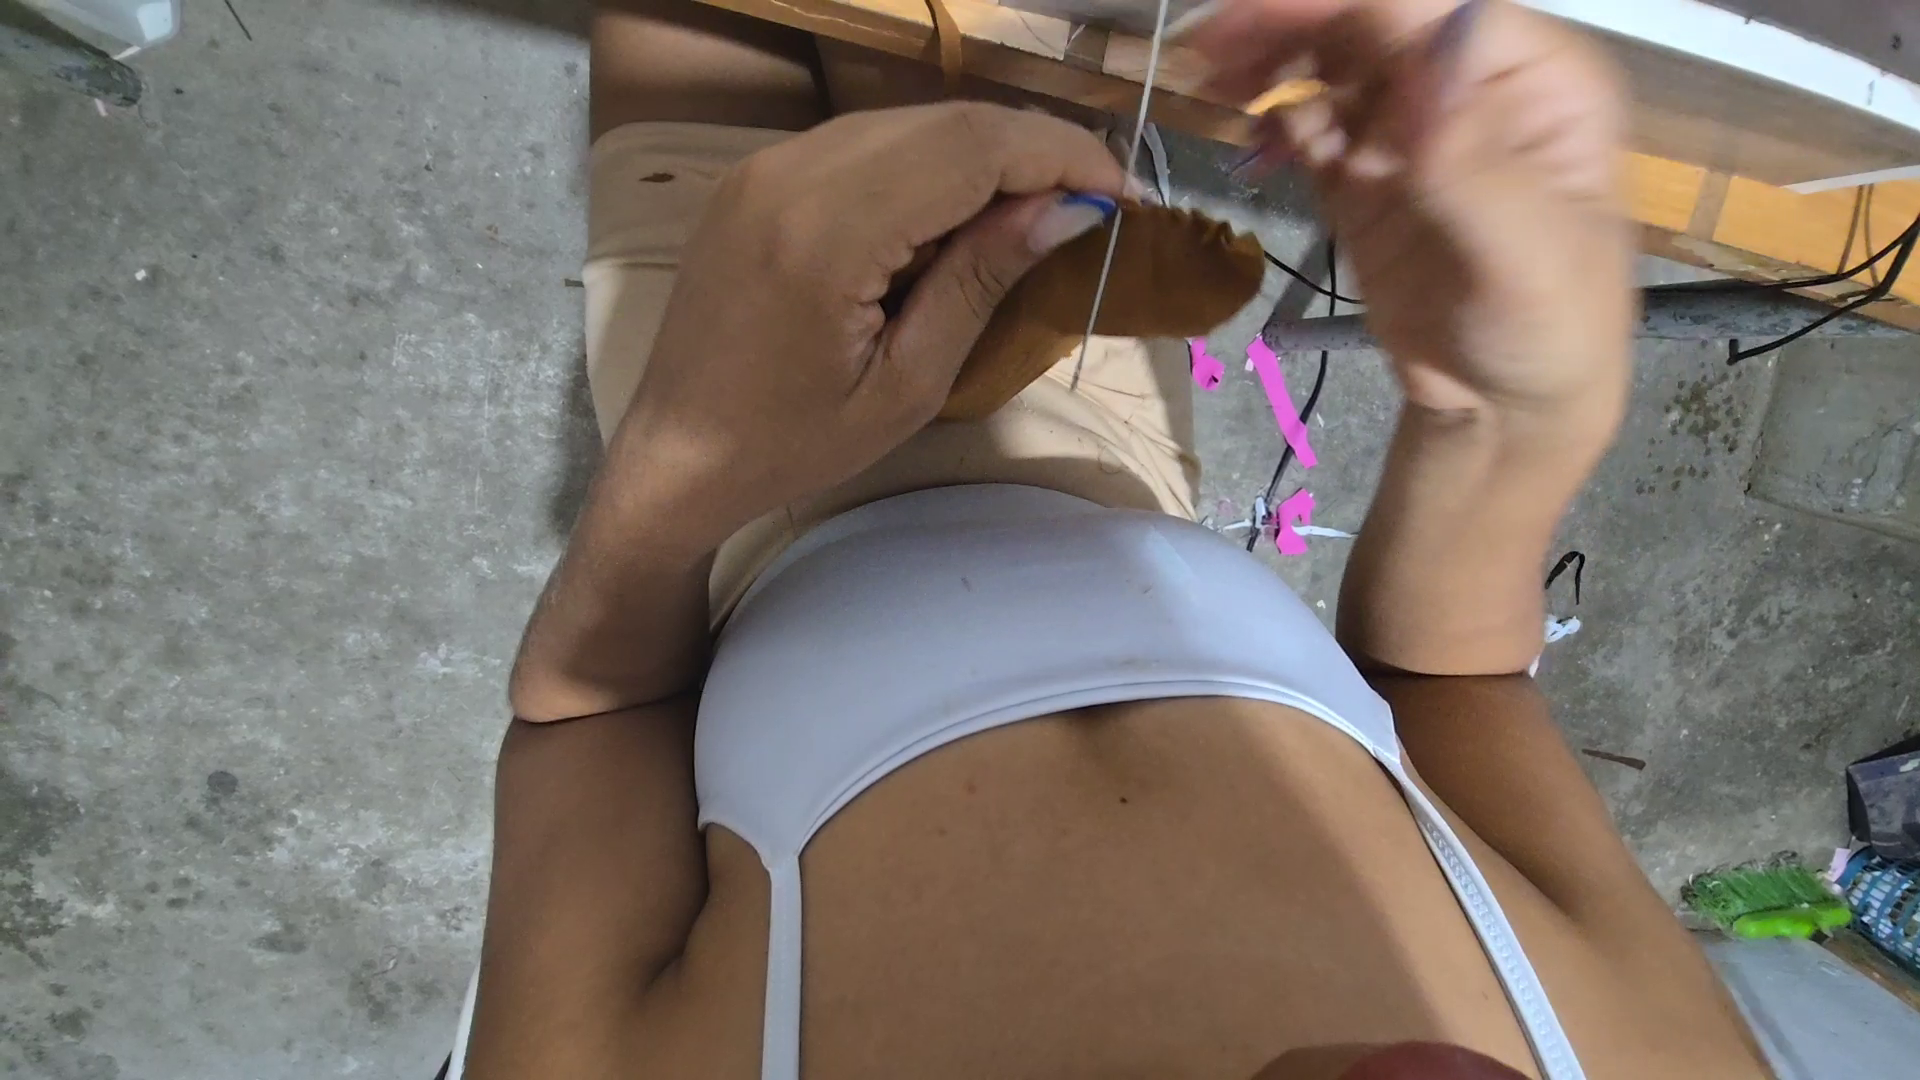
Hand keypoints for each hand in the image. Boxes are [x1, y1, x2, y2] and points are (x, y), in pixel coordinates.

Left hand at [611, 102, 1133, 546]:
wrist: (678, 455)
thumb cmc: (793, 446)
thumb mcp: (904, 386)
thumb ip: (978, 283)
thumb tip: (1063, 210)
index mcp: (827, 231)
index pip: (971, 147)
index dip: (1058, 156)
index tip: (1119, 193)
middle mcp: (790, 171)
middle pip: (943, 120)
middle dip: (1031, 149)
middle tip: (1088, 203)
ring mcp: (764, 165)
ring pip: (905, 124)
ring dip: (982, 156)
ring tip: (1034, 213)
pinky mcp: (755, 178)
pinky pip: (863, 146)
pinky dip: (927, 167)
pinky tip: (956, 215)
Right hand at [1192, 0, 1633, 426]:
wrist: (1501, 398)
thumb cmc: (1544, 325)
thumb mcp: (1526, 253)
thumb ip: (1474, 161)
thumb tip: (1430, 58)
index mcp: (1524, 79)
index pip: (1420, 13)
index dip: (1330, 7)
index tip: (1245, 18)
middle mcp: (1464, 92)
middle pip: (1368, 30)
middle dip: (1290, 29)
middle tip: (1209, 51)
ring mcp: (1407, 141)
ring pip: (1334, 76)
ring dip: (1276, 71)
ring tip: (1217, 86)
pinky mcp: (1366, 188)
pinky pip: (1316, 138)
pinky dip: (1281, 130)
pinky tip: (1257, 144)